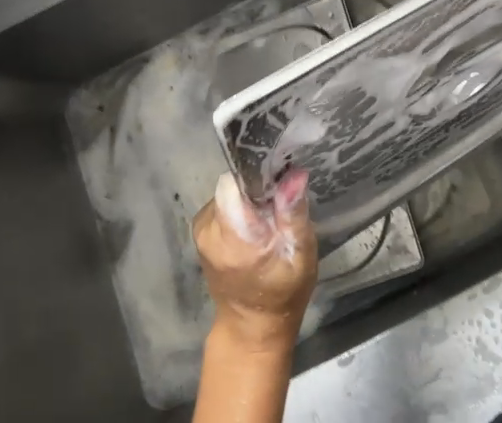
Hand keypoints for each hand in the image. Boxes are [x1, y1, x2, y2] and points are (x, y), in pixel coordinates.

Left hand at [193, 171, 318, 352]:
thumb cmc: (283, 292)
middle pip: (233, 185)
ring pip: (229, 191)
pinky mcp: (202, 231)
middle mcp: (208, 229)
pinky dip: (242, 206)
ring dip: (251, 197)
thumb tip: (293, 175)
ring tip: (272, 216)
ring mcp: (201, 230)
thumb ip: (293, 215)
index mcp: (232, 237)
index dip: (260, 175)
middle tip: (281, 205)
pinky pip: (224, 202)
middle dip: (259, 187)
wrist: (252, 326)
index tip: (282, 180)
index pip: (236, 183)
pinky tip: (258, 223)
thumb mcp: (300, 256)